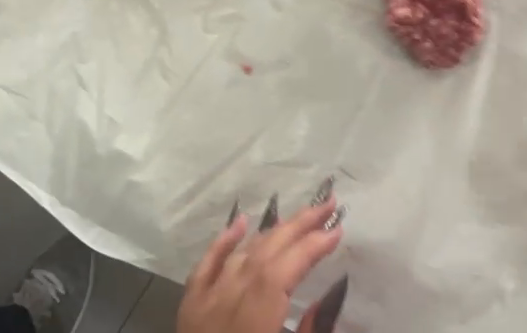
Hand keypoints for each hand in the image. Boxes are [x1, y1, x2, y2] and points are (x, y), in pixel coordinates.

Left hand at [178, 196, 349, 332]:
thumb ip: (312, 332)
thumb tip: (328, 297)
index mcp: (252, 325)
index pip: (282, 272)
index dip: (311, 247)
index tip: (338, 231)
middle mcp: (225, 308)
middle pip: (263, 255)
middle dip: (298, 226)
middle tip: (328, 205)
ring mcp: (203, 309)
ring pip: (239, 257)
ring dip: (272, 232)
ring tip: (300, 216)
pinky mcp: (188, 314)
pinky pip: (205, 270)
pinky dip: (223, 243)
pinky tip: (241, 222)